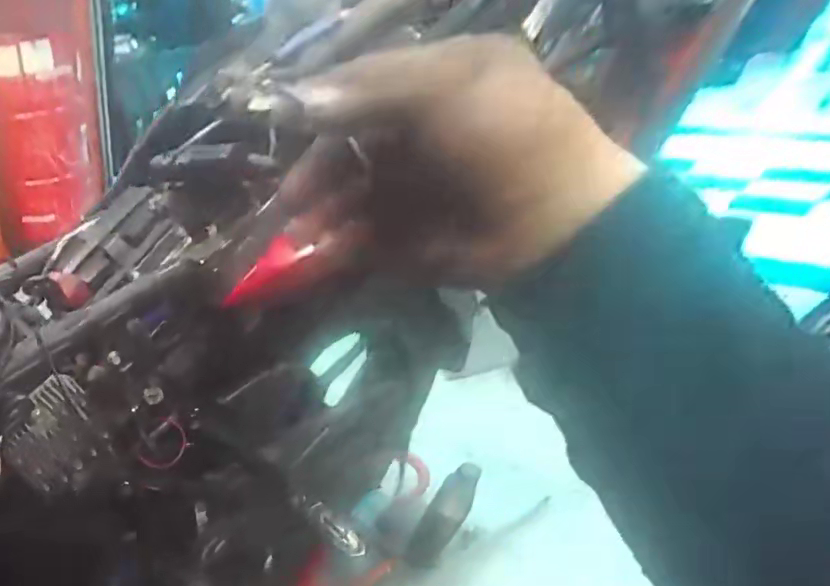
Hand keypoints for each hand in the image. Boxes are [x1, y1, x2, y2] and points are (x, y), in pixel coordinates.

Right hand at [278, 35, 646, 286]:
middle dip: (311, 176)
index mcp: (427, 83)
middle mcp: (408, 135)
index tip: (281, 126)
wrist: (548, 224)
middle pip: (340, 151)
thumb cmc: (505, 139)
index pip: (355, 88)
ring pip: (339, 200)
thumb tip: (293, 99)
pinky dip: (330, 249)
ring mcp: (401, 190)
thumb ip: (370, 90)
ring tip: (298, 238)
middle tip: (289, 203)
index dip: (317, 107)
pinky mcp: (396, 238)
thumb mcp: (446, 90)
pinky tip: (315, 257)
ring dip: (315, 217)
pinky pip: (350, 241)